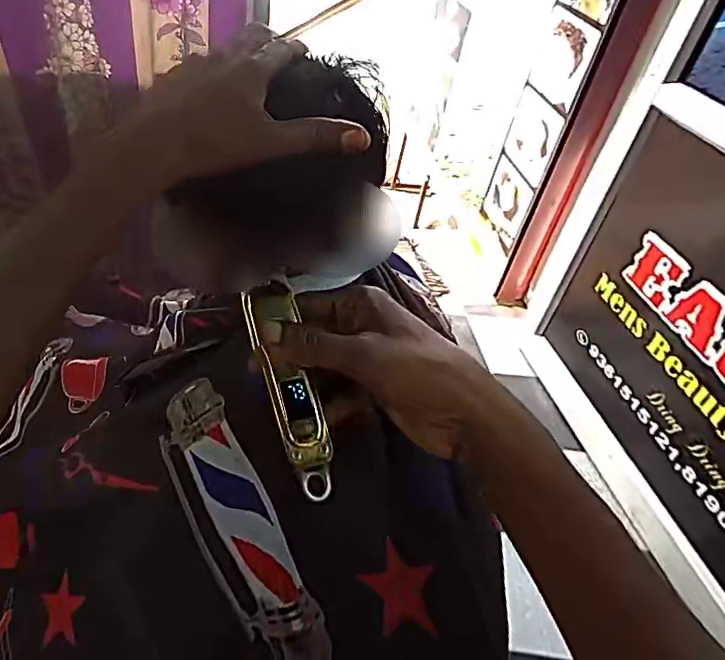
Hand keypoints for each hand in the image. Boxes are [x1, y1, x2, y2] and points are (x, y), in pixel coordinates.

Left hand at [99, 27, 369, 193]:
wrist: (154, 144)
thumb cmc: (215, 143)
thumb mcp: (270, 142)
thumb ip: (313, 136)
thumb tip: (361, 135)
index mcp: (252, 69)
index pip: (283, 47)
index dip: (297, 47)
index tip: (306, 52)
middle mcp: (224, 57)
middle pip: (252, 35)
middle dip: (269, 38)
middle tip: (279, 50)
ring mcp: (194, 64)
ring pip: (223, 47)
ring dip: (238, 51)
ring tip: (244, 68)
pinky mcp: (171, 76)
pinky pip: (196, 63)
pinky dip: (210, 67)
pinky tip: (205, 86)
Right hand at [268, 283, 493, 459]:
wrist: (470, 418)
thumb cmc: (419, 371)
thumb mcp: (364, 355)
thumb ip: (314, 346)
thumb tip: (269, 335)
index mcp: (361, 305)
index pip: (310, 307)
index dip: (281, 322)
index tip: (254, 339)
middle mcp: (361, 327)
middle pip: (313, 338)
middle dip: (289, 356)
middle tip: (258, 373)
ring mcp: (367, 359)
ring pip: (324, 367)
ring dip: (306, 383)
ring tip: (281, 399)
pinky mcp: (373, 388)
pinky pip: (340, 391)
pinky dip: (328, 403)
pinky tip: (316, 418)